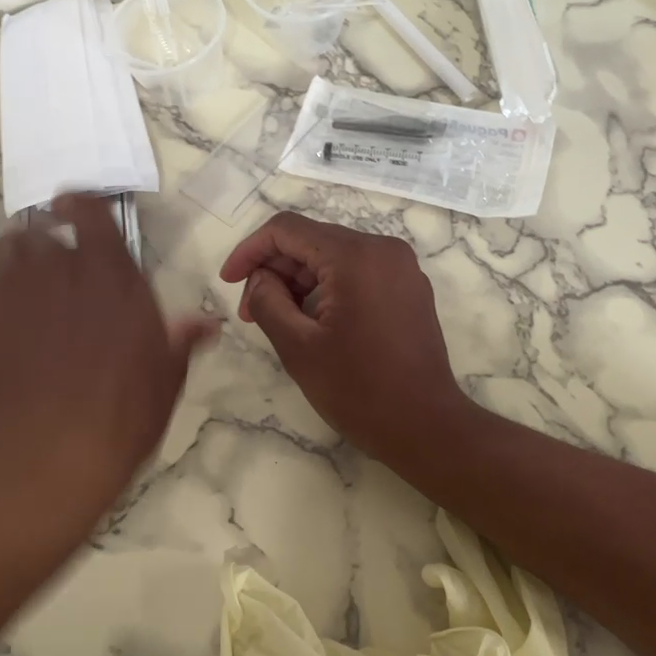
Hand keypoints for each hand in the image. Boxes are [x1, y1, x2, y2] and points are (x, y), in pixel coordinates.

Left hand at [0, 194, 216, 541]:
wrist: (37, 455)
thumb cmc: (116, 419)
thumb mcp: (163, 382)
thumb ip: (179, 341)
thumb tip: (206, 321)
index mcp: (109, 275)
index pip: (91, 213)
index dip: (79, 205)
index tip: (71, 208)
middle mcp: (56, 266)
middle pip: (41, 232)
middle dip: (44, 243)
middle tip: (47, 270)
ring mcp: (5, 286)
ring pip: (1, 249)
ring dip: (9, 261)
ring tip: (12, 286)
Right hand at [219, 212, 465, 452]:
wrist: (426, 426)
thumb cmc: (358, 389)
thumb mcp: (298, 347)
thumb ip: (267, 302)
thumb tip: (260, 279)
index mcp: (355, 256)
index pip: (287, 229)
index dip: (250, 251)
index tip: (229, 282)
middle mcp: (383, 249)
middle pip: (312, 240)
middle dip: (275, 270)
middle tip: (251, 313)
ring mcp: (401, 268)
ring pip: (334, 256)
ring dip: (299, 280)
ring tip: (279, 320)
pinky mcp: (409, 288)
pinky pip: (358, 272)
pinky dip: (328, 287)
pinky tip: (312, 321)